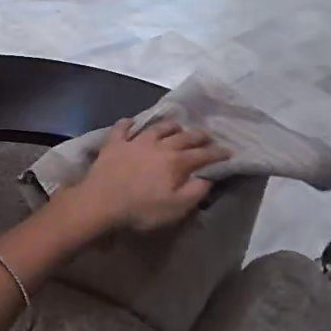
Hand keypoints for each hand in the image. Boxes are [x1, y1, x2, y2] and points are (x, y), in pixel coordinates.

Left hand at [67, 118, 229, 233]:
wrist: (101, 201)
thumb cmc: (141, 209)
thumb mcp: (176, 208)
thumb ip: (195, 191)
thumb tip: (208, 178)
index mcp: (176, 162)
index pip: (202, 155)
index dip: (217, 153)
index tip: (228, 152)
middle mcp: (158, 146)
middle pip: (183, 137)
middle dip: (198, 136)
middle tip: (207, 135)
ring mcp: (134, 142)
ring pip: (156, 128)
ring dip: (169, 126)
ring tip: (178, 125)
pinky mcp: (114, 143)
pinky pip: (122, 128)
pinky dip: (128, 123)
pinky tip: (131, 121)